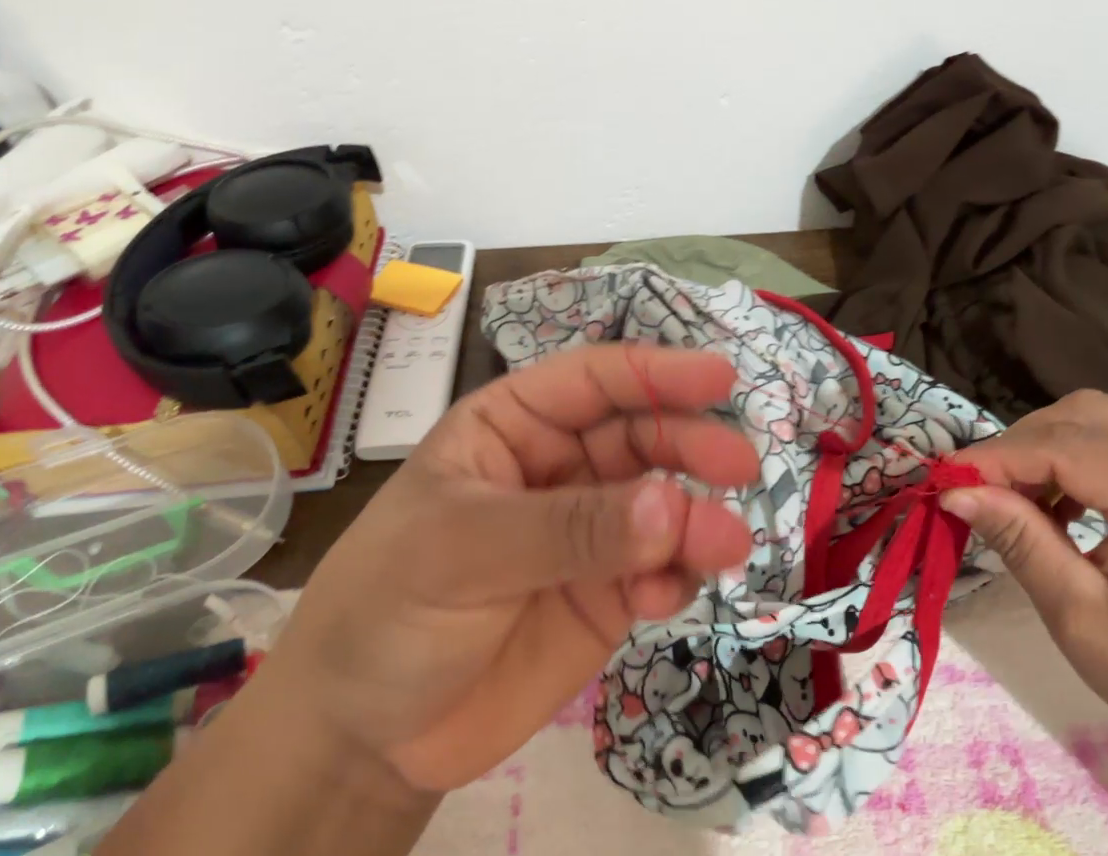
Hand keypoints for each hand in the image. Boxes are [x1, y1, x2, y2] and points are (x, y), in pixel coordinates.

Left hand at [264, 344, 756, 791]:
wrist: (368, 734)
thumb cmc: (387, 607)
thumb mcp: (461, 551)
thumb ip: (568, 528)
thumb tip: (672, 503)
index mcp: (511, 428)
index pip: (592, 382)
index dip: (656, 373)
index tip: (721, 379)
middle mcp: (558, 470)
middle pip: (641, 437)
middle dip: (690, 446)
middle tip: (738, 469)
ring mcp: (588, 537)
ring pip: (663, 506)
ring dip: (697, 520)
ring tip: (722, 547)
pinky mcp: (609, 598)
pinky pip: (661, 572)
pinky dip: (677, 577)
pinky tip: (662, 600)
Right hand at [942, 390, 1107, 762]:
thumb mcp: (1081, 620)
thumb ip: (1020, 541)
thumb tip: (955, 490)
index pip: (1069, 447)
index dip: (998, 455)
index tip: (943, 478)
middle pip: (1088, 415)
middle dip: (1021, 443)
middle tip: (977, 489)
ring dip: (1050, 445)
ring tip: (1017, 496)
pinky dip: (1085, 455)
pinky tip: (1066, 500)